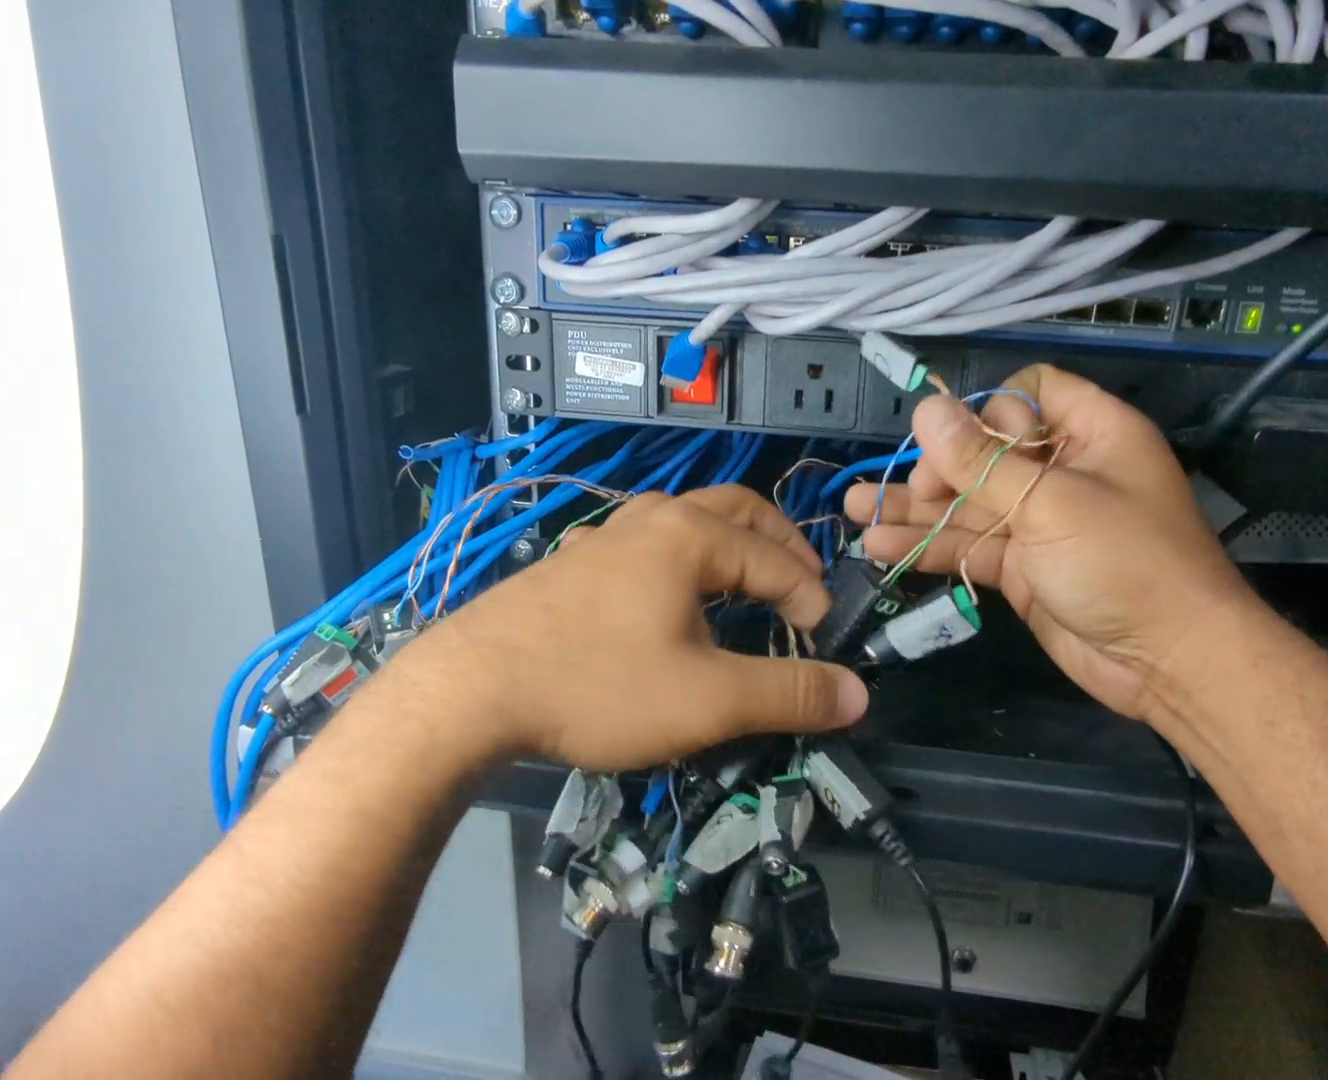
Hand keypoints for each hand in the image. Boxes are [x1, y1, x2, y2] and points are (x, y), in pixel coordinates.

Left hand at [397, 486, 868, 770]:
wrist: (469, 692)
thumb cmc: (598, 687)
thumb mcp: (708, 700)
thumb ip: (789, 692)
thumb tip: (858, 693)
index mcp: (689, 535)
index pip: (776, 557)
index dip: (811, 598)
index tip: (823, 643)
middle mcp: (648, 519)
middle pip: (735, 509)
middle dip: (778, 544)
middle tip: (803, 585)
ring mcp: (602, 538)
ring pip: (683, 521)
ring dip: (726, 545)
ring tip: (743, 585)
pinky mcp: (570, 566)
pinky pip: (640, 546)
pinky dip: (676, 560)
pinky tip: (662, 598)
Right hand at [844, 364, 1264, 721]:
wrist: (1168, 663)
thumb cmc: (1126, 563)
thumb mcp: (1052, 504)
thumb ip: (982, 461)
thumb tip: (925, 410)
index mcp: (1091, 433)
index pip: (1030, 392)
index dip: (989, 409)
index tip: (959, 438)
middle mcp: (1061, 471)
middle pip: (985, 450)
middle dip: (938, 466)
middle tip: (911, 489)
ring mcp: (1038, 522)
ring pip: (967, 503)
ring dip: (915, 508)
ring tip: (856, 509)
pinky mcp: (1020, 567)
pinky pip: (968, 545)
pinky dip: (928, 547)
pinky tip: (880, 547)